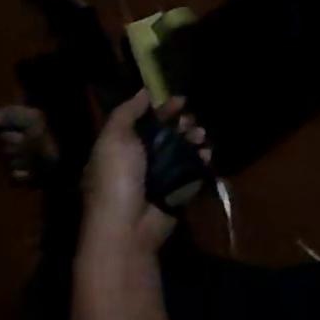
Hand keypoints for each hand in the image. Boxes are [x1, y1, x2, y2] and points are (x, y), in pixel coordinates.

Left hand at [81, 91, 203, 256]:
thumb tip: (144, 91)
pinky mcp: (177, 191)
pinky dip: (202, 158)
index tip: (181, 100)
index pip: (145, 122)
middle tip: (191, 121)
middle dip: (182, 123)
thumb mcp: (113, 139)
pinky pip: (193, 168)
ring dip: (194, 138)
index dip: (162, 109)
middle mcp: (139, 162)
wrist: (127, 228)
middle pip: (167, 134)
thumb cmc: (116, 180)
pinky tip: (206, 153)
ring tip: (200, 136)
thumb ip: (127, 113)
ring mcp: (159, 177)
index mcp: (120, 149)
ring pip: (182, 149)